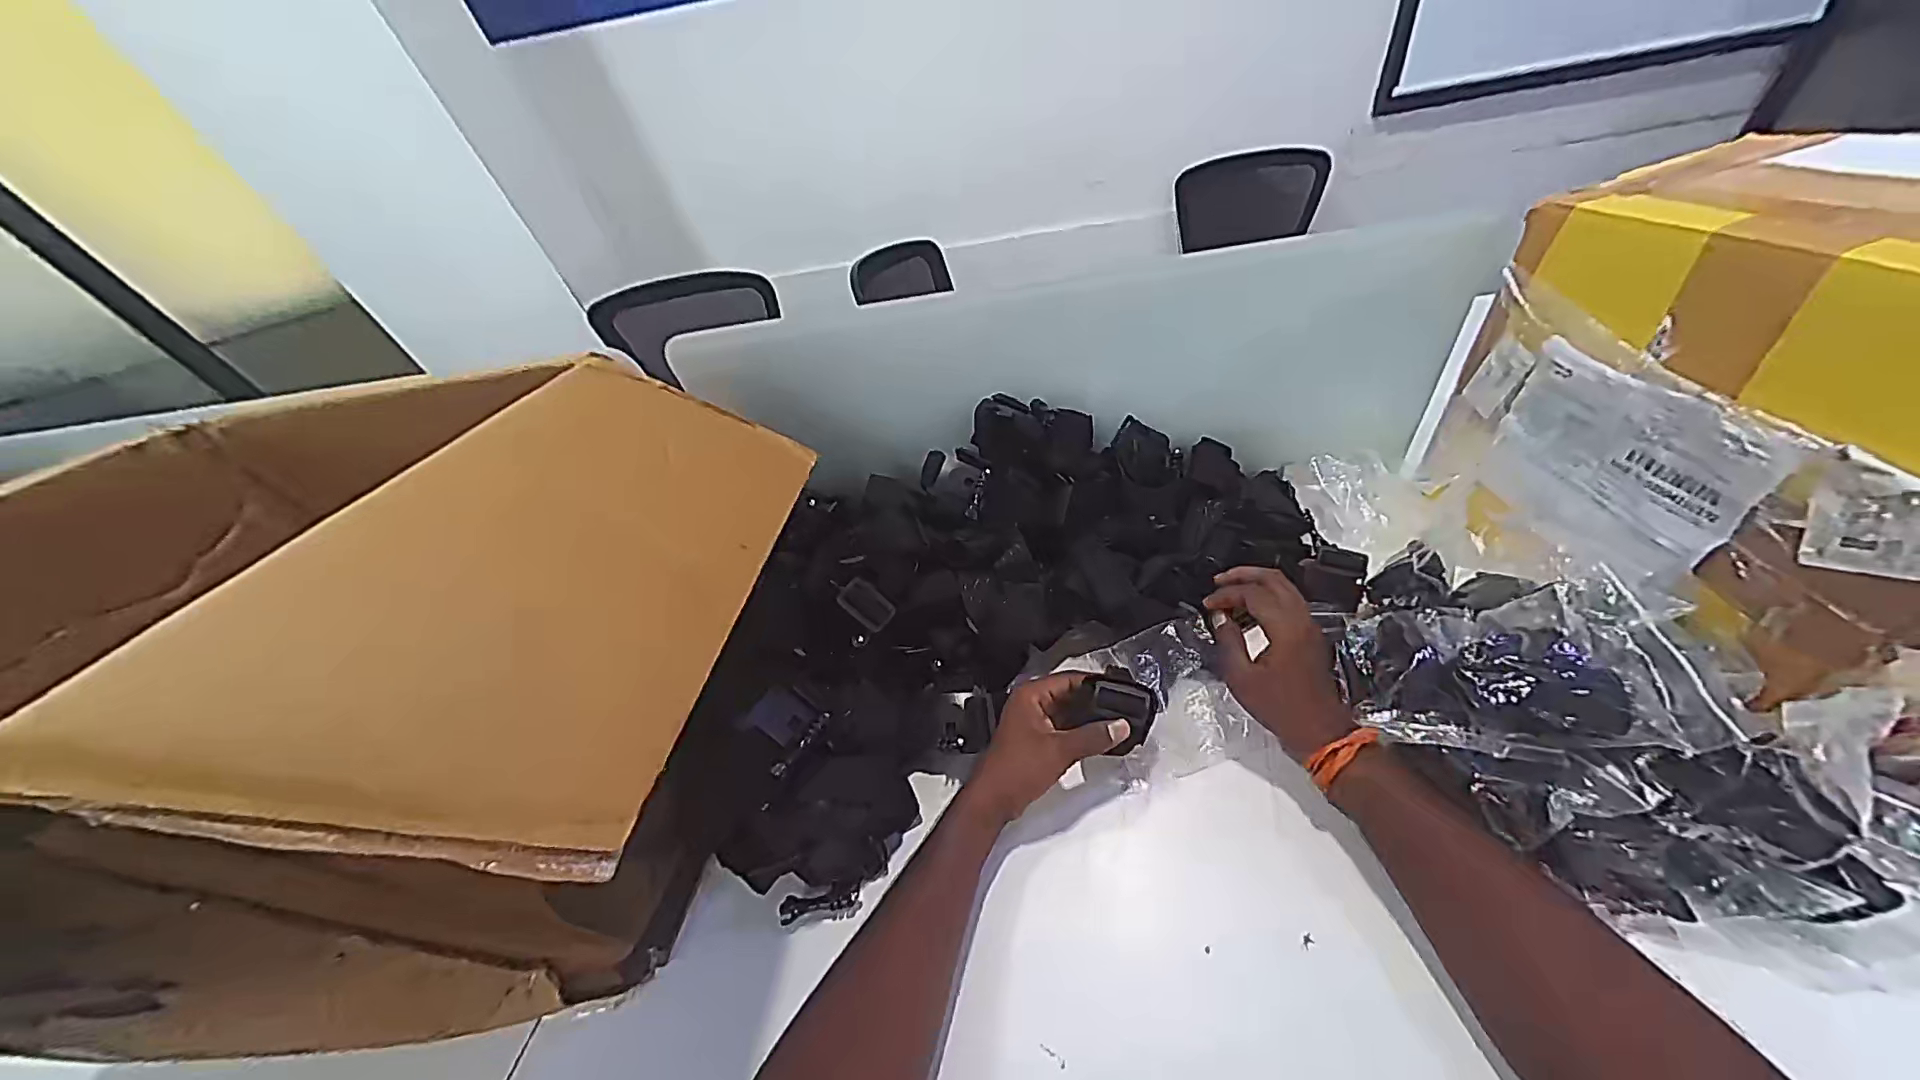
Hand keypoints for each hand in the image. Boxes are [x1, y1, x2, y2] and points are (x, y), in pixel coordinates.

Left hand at [960, 672, 1128, 827]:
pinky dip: (1078, 734)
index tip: (1115, 689)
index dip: (1093, 683)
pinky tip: (1095, 741)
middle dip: (1093, 704)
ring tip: (1112, 726)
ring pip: (1067, 714)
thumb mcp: (1060, 750)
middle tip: (1118, 710)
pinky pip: (1062, 729)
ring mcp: (1032, 722)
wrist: (994, 799)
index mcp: (1029, 695)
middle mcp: (1029, 704)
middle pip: (1069, 696)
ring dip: (1087, 721)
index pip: (1068, 678)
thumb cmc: (1012, 770)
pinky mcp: (1036, 740)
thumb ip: (1093, 737)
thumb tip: (1117, 727)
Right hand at [1204, 566, 1354, 762]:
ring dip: (1256, 584)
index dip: (1227, 594)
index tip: (1209, 603)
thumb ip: (1229, 641)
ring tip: (1231, 592)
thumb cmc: (1282, 709)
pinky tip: (1249, 610)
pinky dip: (1267, 597)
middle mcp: (1302, 621)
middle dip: (1243, 575)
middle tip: (1219, 581)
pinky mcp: (1311, 635)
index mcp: (1285, 629)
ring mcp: (1310, 627)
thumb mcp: (1242, 678)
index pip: (1253, 594)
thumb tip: (1220, 618)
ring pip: (1284, 587)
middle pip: (1274, 579)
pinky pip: (1290, 602)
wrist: (1319, 730)